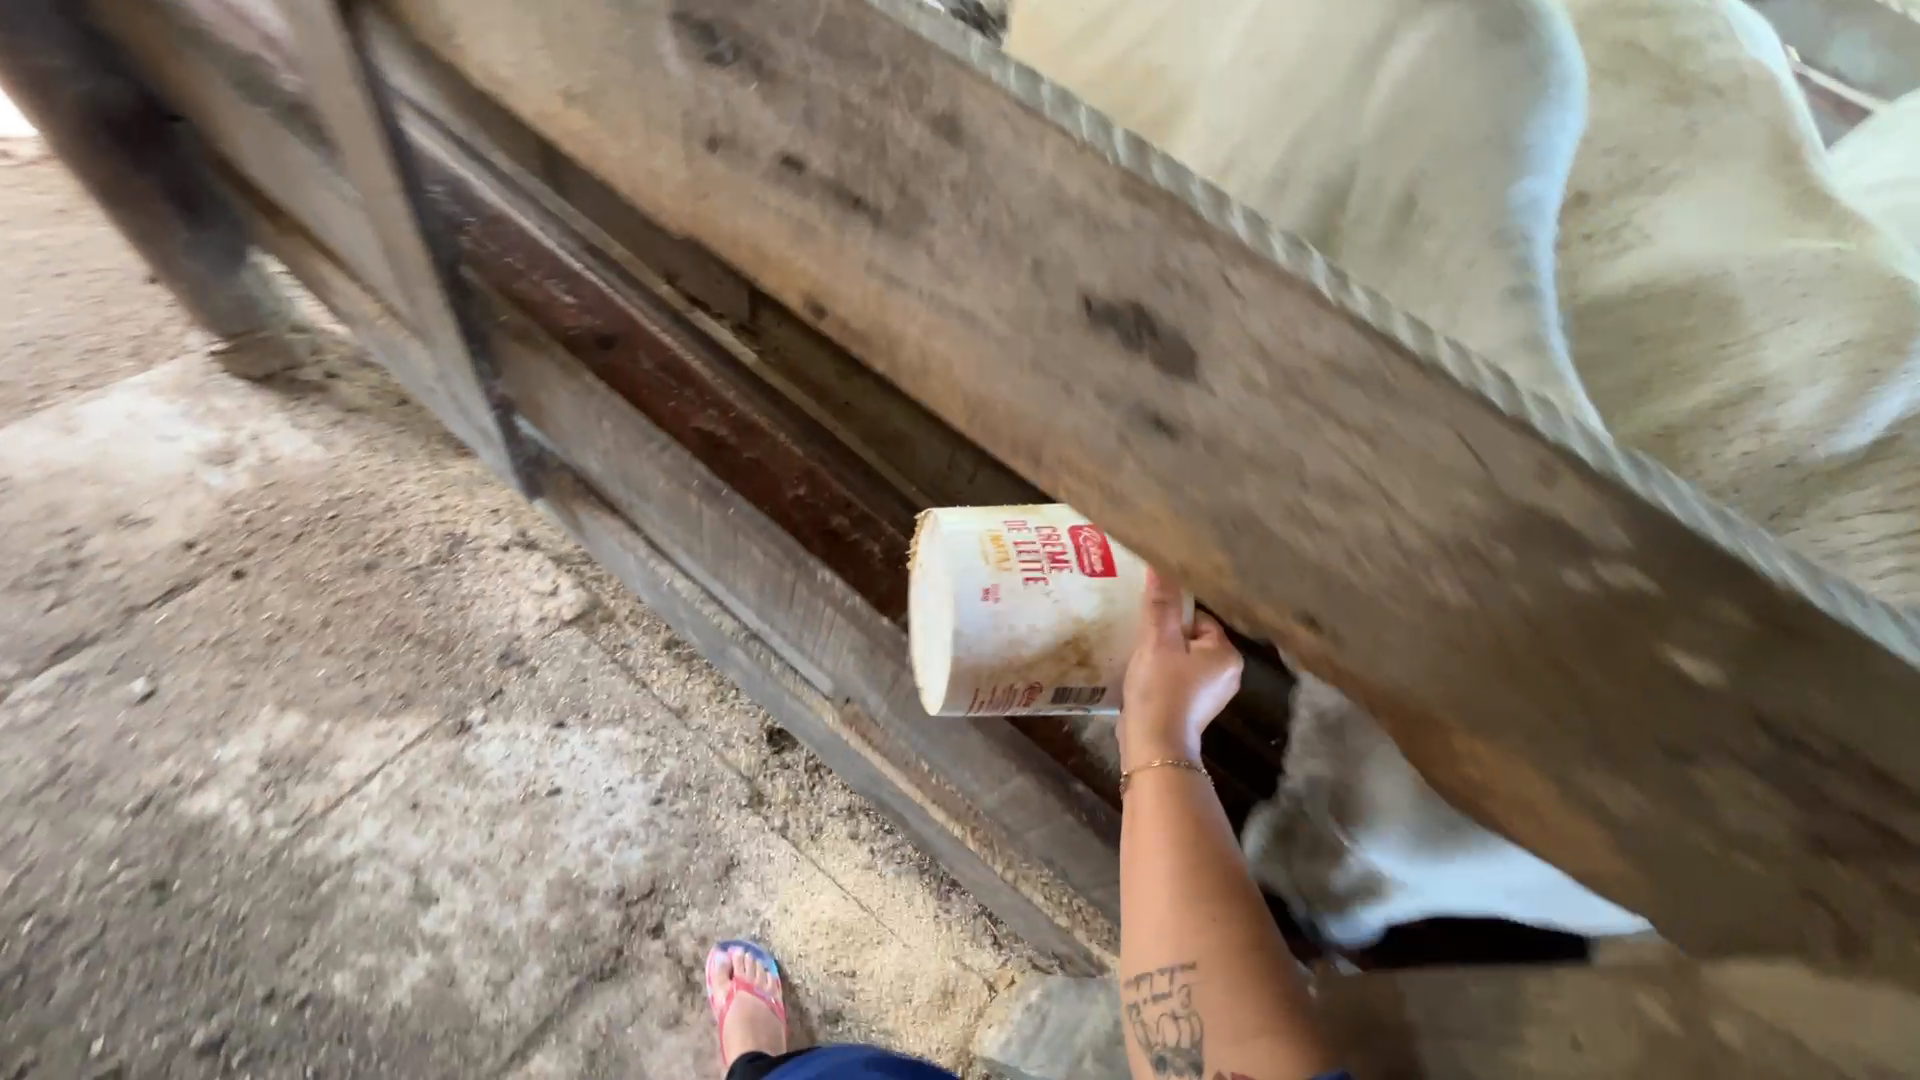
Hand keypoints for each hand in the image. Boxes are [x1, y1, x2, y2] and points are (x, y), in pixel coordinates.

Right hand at [1120, 567, 1241, 768]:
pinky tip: (1141, 679)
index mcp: (1226, 654)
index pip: (1199, 619)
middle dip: (1166, 637)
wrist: (1154, 745)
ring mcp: (1211, 695)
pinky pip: (1177, 680)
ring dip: (1161, 657)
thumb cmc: (1161, 689)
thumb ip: (1160, 604)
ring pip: (1182, 660)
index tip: (1150, 625)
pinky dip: (1161, 676)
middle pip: (1191, 639)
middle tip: (1140, 639)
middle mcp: (1227, 674)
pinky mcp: (1193, 709)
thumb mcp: (1158, 641)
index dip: (1172, 618)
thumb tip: (1159, 565)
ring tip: (1137, 658)